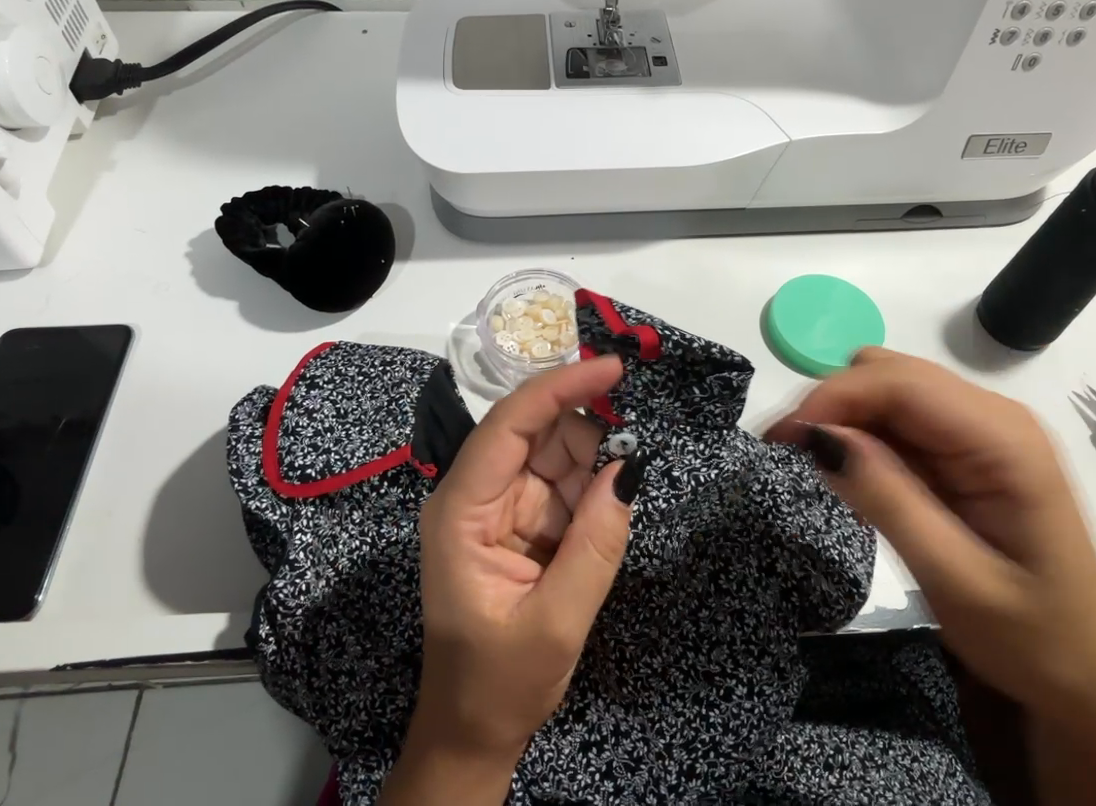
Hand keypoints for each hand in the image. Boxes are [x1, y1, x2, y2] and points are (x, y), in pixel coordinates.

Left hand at [385, 356, 640, 803]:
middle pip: (533, 432)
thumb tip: (629, 469)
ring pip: (552, 454)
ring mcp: (498, 506)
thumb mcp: (556, 621)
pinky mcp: (520, 522)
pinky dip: (590, 486)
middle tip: (633, 448)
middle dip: (586, 431)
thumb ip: (596, 544)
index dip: (559, 388)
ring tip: (619, 492)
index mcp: (462, 510)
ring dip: (592, 462)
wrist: (474, 728)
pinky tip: (608, 501)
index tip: (612, 367)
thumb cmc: (500, 682)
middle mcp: (475, 495)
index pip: (508, 425)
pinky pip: (560, 484)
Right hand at [765, 347, 1095, 718]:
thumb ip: (888, 500)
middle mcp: (994, 418)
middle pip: (890, 374)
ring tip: (813, 469)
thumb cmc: (1036, 640)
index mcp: (1003, 440)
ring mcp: (982, 434)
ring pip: (890, 392)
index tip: (781, 442)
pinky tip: (851, 478)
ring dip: (844, 419)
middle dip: (832, 403)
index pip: (898, 382)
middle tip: (790, 457)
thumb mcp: (955, 579)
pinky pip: (901, 424)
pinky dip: (863, 439)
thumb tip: (818, 436)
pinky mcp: (968, 455)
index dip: (832, 398)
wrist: (1094, 684)